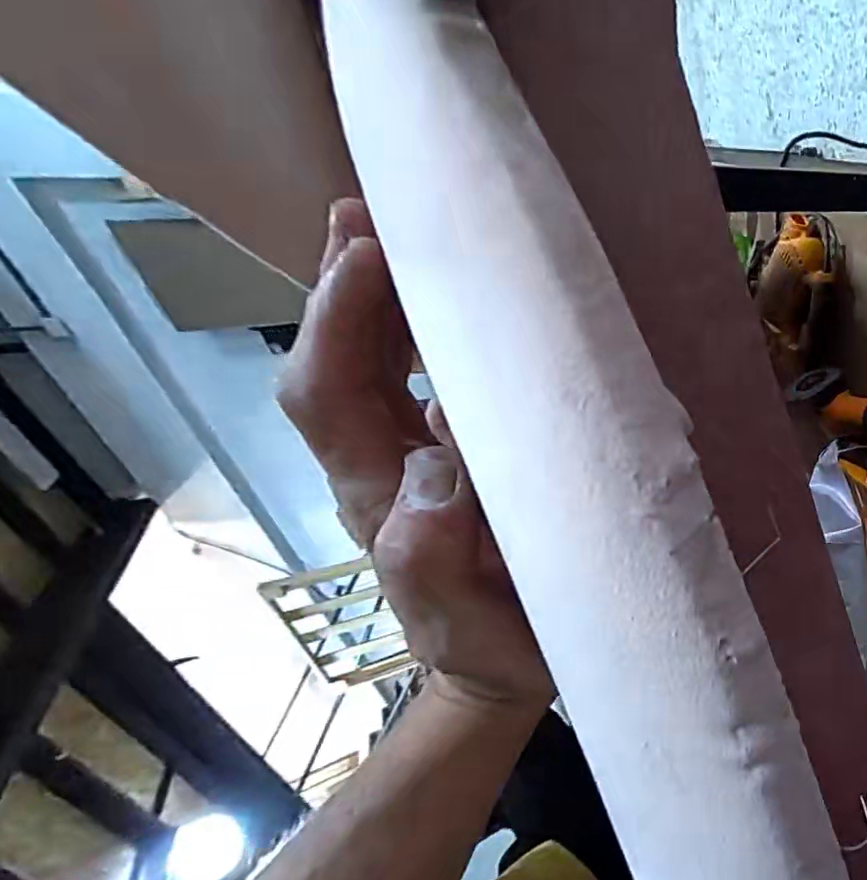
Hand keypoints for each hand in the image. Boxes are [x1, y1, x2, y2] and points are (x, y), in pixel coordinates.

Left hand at [278, 198, 553, 712]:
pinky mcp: (485, 461)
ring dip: (405, 301)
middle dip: (357, 286)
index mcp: (378, 493)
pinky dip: (468, 342)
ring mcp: (438, 459)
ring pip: (401, 367)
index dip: (340, 319)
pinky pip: (462, 389)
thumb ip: (432, 560)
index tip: (372, 252)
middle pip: (351, 360)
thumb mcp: (461, 620)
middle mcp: (395, 461)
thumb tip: (440, 477)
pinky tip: (500, 317)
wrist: (521, 664)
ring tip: (422, 241)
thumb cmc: (494, 643)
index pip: (331, 391)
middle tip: (377, 215)